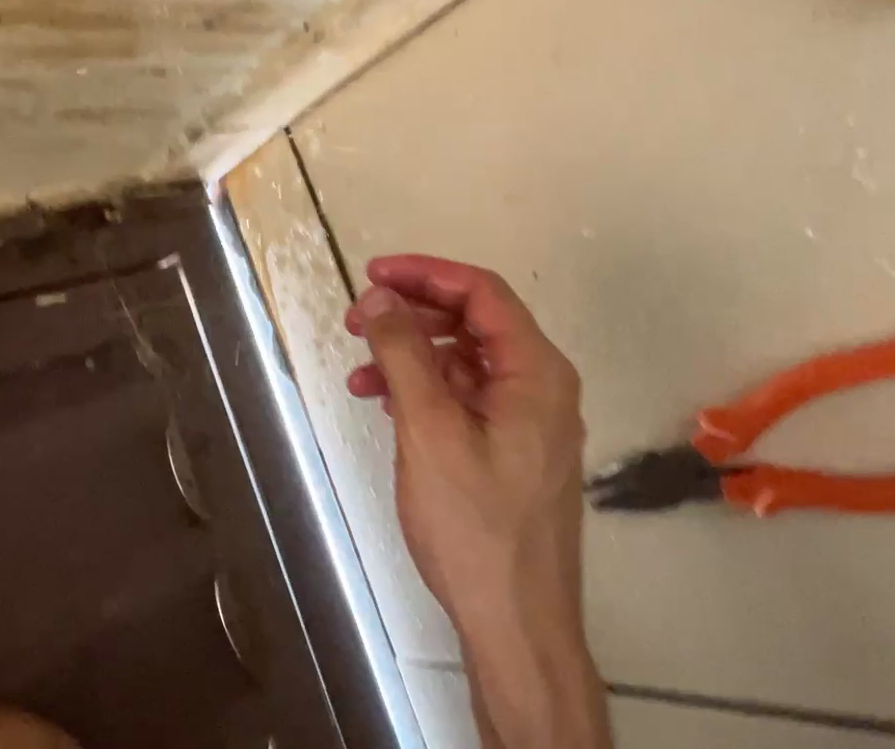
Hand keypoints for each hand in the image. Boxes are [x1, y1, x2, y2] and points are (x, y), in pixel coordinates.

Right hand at [345, 254, 586, 615]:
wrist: (514, 621)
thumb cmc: (473, 523)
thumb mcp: (429, 428)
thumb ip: (403, 353)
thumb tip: (378, 297)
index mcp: (536, 372)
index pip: (482, 293)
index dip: (425, 274)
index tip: (371, 275)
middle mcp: (539, 387)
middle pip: (473, 323)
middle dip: (412, 314)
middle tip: (355, 320)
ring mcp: (525, 422)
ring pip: (462, 362)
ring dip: (409, 357)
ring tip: (358, 374)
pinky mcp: (508, 450)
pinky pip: (463, 398)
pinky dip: (421, 392)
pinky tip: (385, 406)